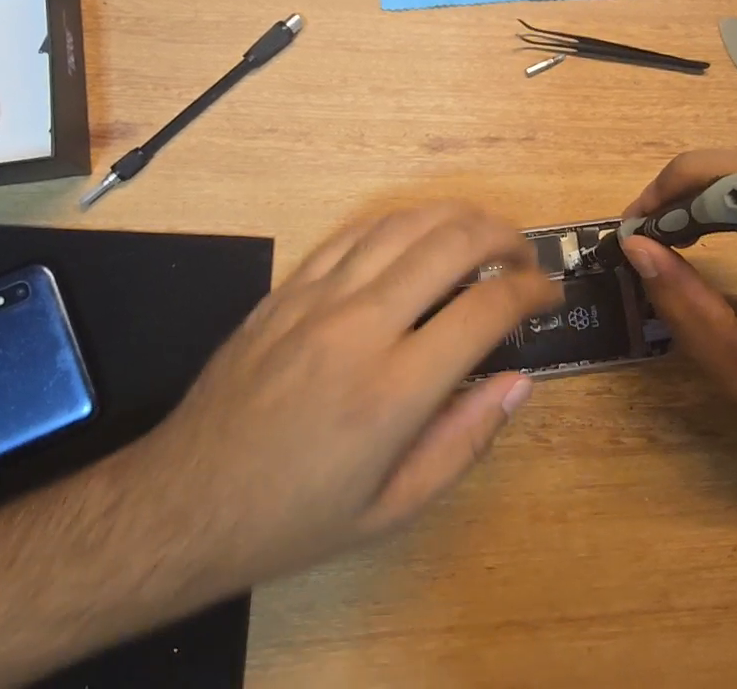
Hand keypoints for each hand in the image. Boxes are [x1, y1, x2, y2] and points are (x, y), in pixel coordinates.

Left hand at [122, 202, 559, 592]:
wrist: (187, 500)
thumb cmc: (296, 517)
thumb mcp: (394, 508)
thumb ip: (465, 438)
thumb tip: (518, 381)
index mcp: (394, 388)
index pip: (485, 307)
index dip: (532, 291)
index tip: (549, 295)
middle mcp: (359, 325)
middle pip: (451, 243)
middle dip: (504, 237)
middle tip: (523, 258)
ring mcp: (316, 298)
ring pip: (401, 224)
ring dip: (454, 218)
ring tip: (482, 236)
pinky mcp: (286, 290)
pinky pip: (352, 234)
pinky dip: (397, 224)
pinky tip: (415, 236)